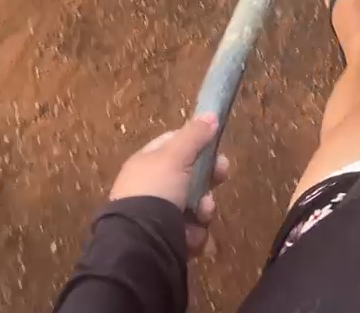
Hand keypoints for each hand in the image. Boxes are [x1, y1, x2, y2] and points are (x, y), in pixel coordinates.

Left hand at [109, 114, 230, 256]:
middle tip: (220, 176)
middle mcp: (149, 189)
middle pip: (189, 175)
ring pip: (194, 204)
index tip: (214, 145)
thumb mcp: (176, 156)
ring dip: (204, 207)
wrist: (139, 245)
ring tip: (202, 213)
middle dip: (208, 177)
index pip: (173, 144)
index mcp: (146, 164)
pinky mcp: (165, 242)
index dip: (196, 142)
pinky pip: (190, 231)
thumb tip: (211, 114)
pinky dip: (194, 233)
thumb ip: (194, 135)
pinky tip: (191, 234)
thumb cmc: (156, 191)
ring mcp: (156, 217)